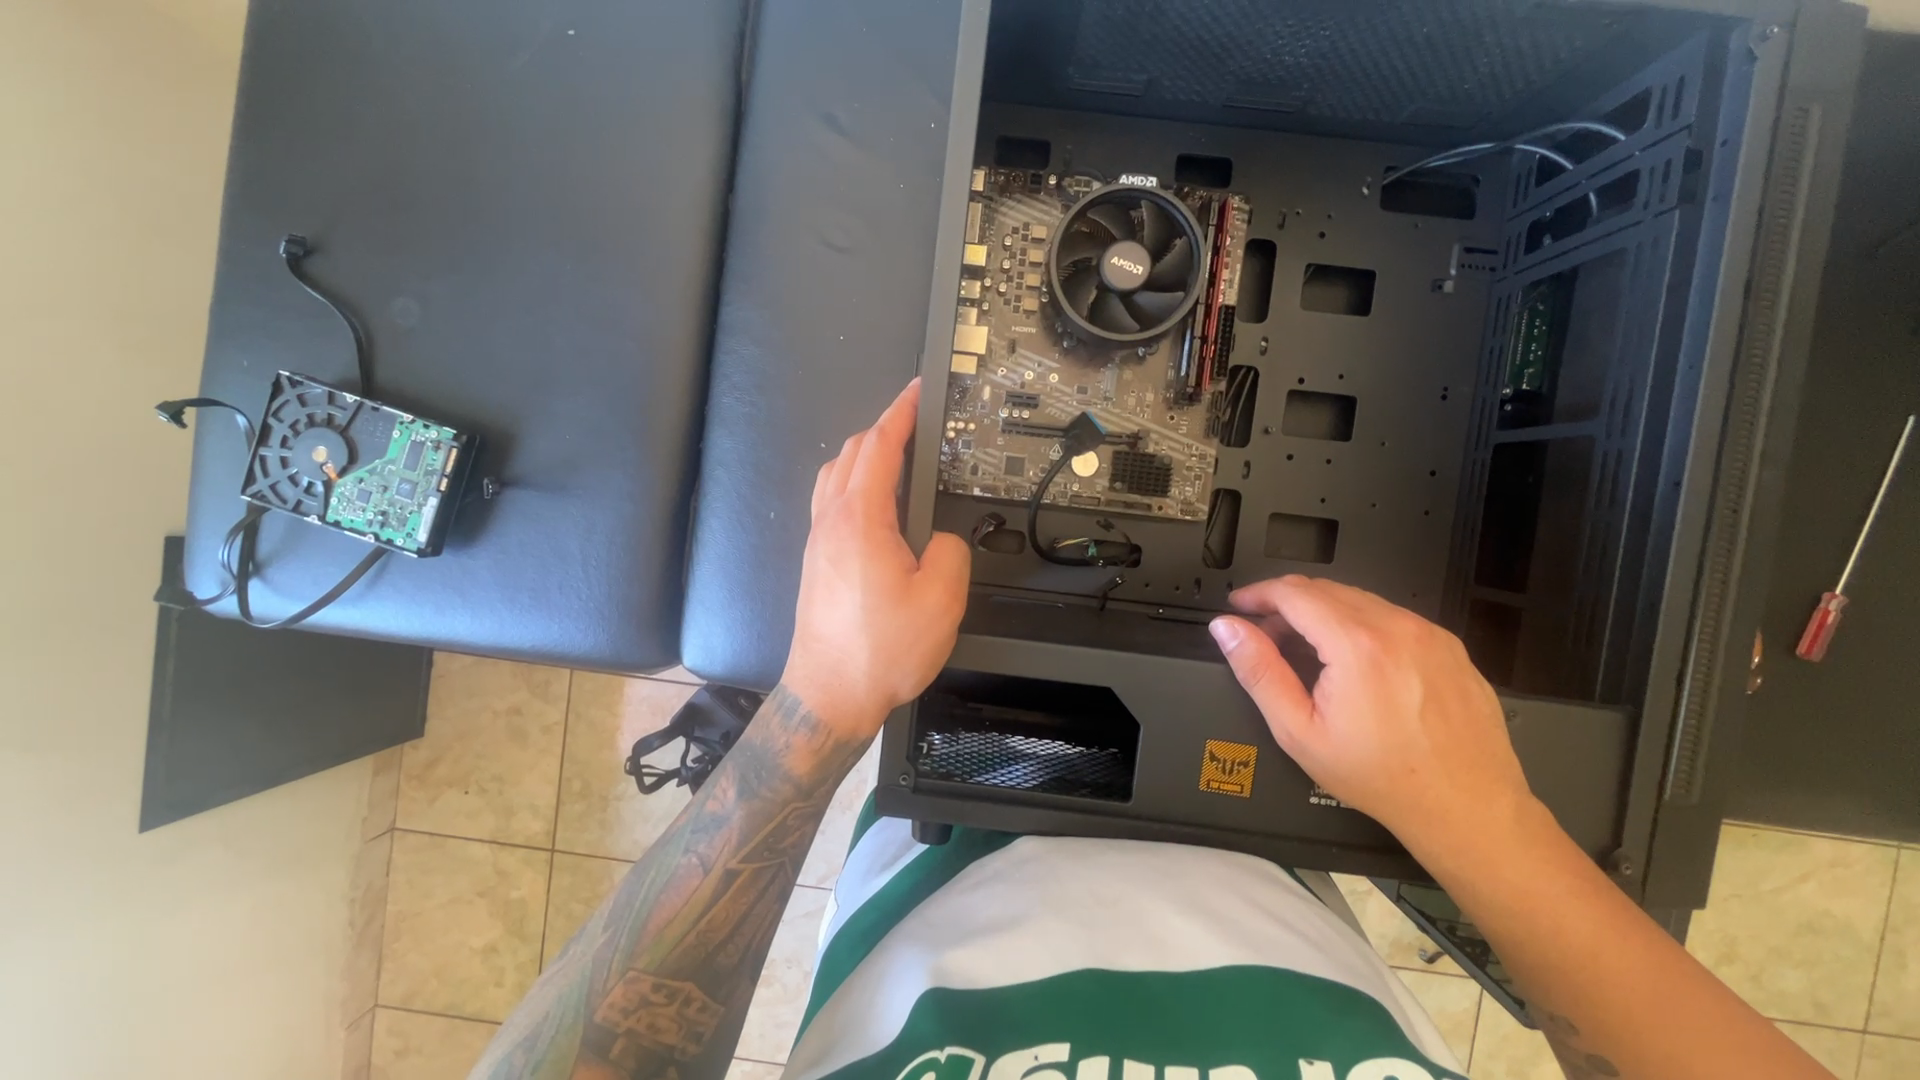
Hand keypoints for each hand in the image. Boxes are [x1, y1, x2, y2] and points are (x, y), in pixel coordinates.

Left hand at [781, 378, 970, 736]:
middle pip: (850, 453)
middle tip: (911, 422)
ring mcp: (818, 543)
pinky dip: (852, 484)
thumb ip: (952, 552)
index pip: (879, 446)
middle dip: (882, 429)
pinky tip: (872, 505)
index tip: (916, 392)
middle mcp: (831, 524)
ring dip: (863, 455)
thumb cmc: (877, 653)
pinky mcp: (817, 564)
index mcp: (860, 520)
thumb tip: (944, 540)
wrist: (829, 694)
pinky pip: (830, 502)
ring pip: (834, 476)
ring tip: (894, 456)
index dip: (900, 413)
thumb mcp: (942, 600)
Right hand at [1207, 575, 1535, 857]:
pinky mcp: (1449, 647)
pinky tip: (1352, 661)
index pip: (1294, 592)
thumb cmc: (1384, 777)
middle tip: (1265, 633)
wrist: (1467, 807)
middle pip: (1326, 589)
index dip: (1258, 593)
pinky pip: (1393, 618)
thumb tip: (1228, 630)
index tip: (1240, 605)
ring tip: (1306, 649)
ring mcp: (1430, 634)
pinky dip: (1361, 625)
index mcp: (1357, 644)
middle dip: (1287, 603)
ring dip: (1324, 612)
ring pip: (1361, 600)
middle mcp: (1398, 628)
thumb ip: (1259, 672)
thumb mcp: (1299, 731)